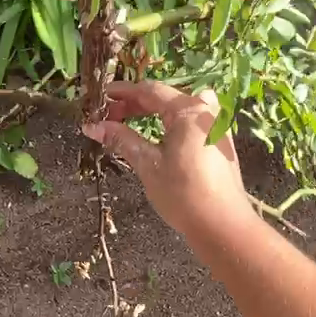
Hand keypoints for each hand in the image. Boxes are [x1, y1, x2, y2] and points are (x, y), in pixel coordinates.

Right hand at [81, 81, 254, 245]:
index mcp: (189, 110)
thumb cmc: (183, 194)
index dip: (123, 92)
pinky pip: (190, 121)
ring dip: (151, 113)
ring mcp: (217, 125)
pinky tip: (155, 135)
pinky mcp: (220, 141)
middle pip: (164, 98)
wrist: (223, 225)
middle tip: (109, 116)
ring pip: (178, 109)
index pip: (150, 90)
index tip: (101, 97)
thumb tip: (92, 126)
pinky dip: (169, 123)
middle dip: (134, 104)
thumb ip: (121, 139)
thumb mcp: (148, 164)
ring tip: (127, 124)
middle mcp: (206, 110)